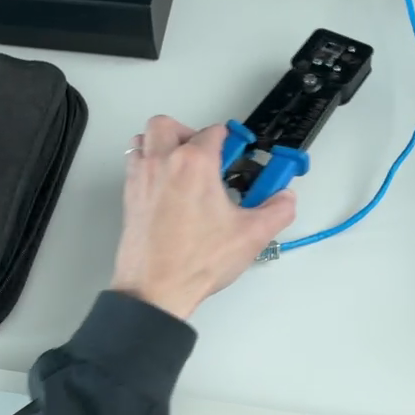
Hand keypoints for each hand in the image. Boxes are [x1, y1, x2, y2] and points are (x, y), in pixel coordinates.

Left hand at [110, 116, 296, 319]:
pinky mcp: (129, 197)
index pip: (214, 133)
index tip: (239, 158)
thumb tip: (285, 199)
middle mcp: (163, 163)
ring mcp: (141, 179)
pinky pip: (134, 164)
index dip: (231, 143)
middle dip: (189, 132)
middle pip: (168, 125)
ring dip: (162, 144)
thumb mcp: (251, 235)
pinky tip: (166, 186)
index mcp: (194, 164)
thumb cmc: (195, 262)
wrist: (155, 290)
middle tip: (206, 155)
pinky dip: (147, 164)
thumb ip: (276, 210)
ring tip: (182, 164)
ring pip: (144, 139)